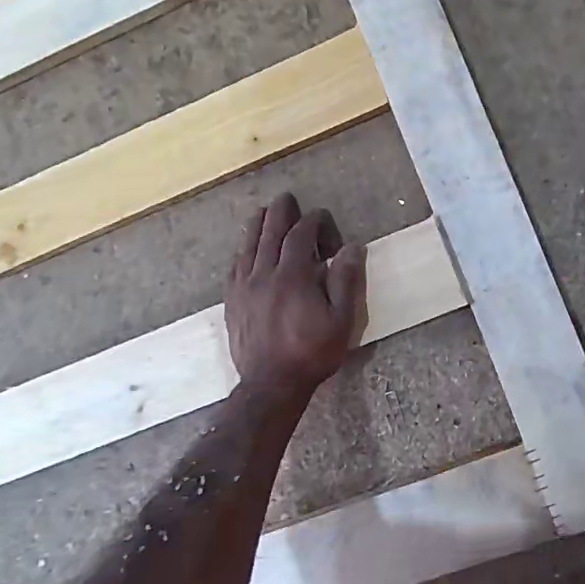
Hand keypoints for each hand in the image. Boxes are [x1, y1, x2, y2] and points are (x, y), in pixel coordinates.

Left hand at [225, 194, 366, 408]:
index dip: (313, 221)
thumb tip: (352, 247)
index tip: (322, 217)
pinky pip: (235, 267)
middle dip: (280, 213)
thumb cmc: (312, 353)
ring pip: (249, 246)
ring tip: (263, 212)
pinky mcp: (232, 302)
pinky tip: (245, 250)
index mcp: (293, 276)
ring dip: (258, 225)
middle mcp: (264, 274)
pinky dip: (243, 252)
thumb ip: (346, 280)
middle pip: (270, 233)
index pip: (301, 235)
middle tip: (287, 198)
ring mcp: (244, 288)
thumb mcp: (341, 320)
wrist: (271, 385)